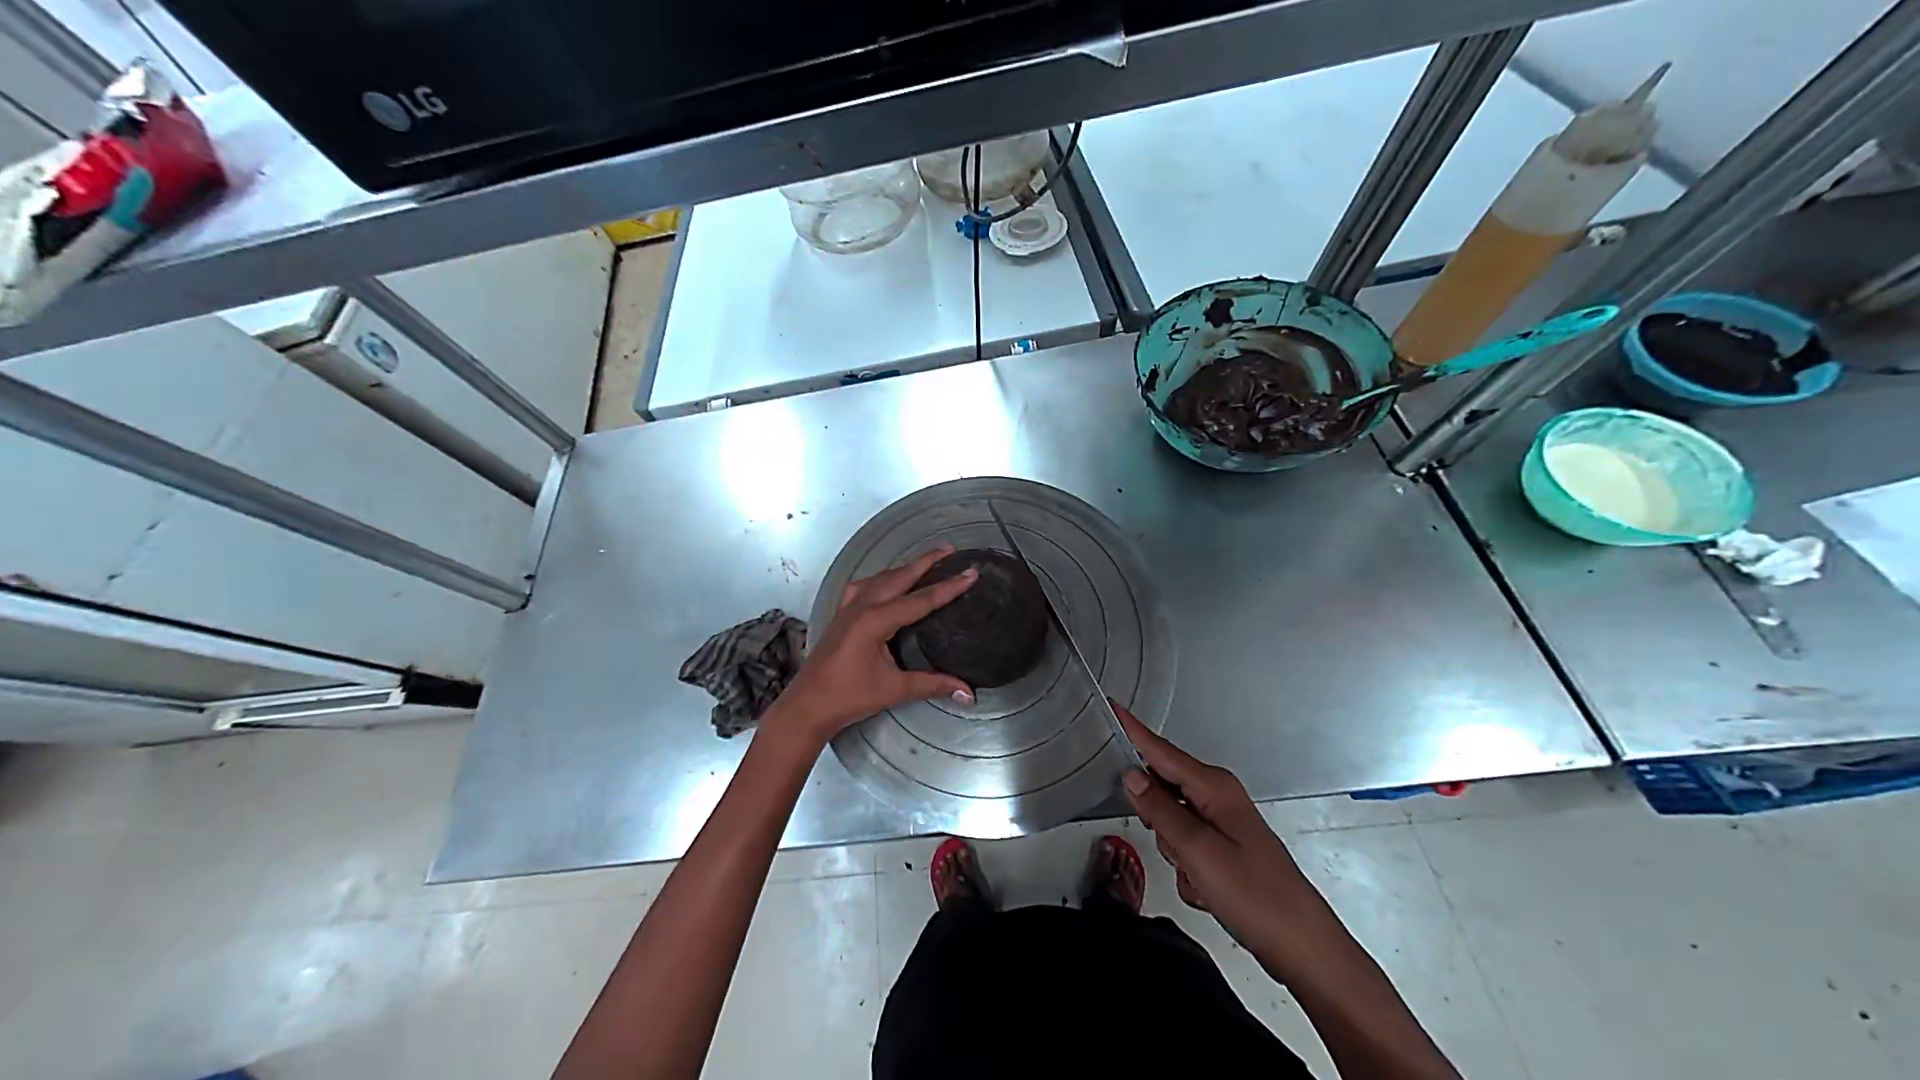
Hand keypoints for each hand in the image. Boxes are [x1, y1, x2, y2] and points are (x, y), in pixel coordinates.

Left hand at [772, 542, 977, 743]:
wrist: (808, 705)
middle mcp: (862, 606)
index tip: (970, 573)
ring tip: (927, 560)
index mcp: (876, 620)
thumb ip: (933, 685)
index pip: (922, 599)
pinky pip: (865, 586)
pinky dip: (883, 578)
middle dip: (927, 561)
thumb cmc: (848, 697)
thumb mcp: (894, 689)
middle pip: (900, 576)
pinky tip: (888, 582)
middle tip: (950, 550)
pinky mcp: (841, 614)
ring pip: (882, 578)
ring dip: (905, 567)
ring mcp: (848, 608)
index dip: (949, 587)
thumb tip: (968, 692)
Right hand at [1115, 703, 1337, 976]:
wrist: (1300, 945)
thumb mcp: (1198, 850)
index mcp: (1214, 787)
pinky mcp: (1221, 847)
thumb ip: (1159, 810)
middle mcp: (1217, 797)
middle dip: (1156, 818)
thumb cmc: (1256, 895)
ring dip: (1174, 849)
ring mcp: (1220, 822)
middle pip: (1162, 788)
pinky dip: (1187, 867)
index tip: (1112, 707)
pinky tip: (1206, 888)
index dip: (1134, 730)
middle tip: (1174, 848)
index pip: (1161, 750)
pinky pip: (1184, 846)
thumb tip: (1131, 775)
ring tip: (1199, 876)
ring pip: (1170, 821)